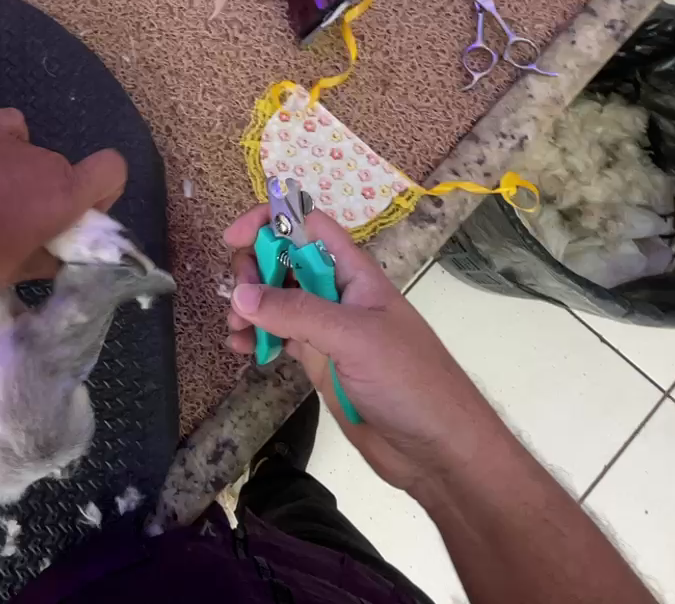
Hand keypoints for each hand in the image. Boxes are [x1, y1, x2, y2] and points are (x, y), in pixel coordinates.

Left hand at [0, 109, 126, 294]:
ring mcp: (4, 137)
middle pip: (61, 171)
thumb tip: (53, 256)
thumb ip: (40, 261)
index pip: (113, 169)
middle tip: (13, 225)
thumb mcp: (5, 275)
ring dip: (16, 172)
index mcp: (60, 196)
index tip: (75, 215)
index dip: (103, 191)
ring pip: (27, 152)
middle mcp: (41, 159)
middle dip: (46, 194)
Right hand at [222, 206, 512, 490]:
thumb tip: (240, 295)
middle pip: (282, 259)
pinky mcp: (317, 359)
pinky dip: (255, 336)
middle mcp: (335, 292)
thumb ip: (296, 312)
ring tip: (236, 330)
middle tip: (237, 301)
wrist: (440, 453)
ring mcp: (325, 327)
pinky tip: (242, 349)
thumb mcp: (353, 338)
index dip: (271, 221)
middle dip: (252, 271)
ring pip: (274, 298)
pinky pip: (276, 335)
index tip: (235, 240)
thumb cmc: (410, 381)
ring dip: (248, 306)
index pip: (307, 225)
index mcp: (352, 272)